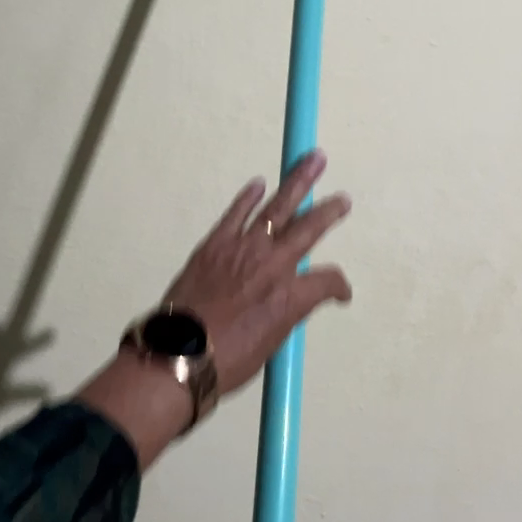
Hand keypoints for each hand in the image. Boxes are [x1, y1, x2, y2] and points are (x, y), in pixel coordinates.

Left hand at [77, 150, 351, 465]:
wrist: (178, 354)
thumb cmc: (228, 361)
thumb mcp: (271, 344)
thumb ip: (284, 314)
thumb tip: (287, 299)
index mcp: (291, 296)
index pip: (327, 282)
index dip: (338, 287)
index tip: (340, 293)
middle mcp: (273, 265)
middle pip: (309, 228)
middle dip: (328, 211)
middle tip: (343, 198)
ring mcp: (243, 248)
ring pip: (276, 207)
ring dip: (297, 182)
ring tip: (313, 160)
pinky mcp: (215, 243)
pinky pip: (236, 213)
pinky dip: (247, 197)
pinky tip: (259, 184)